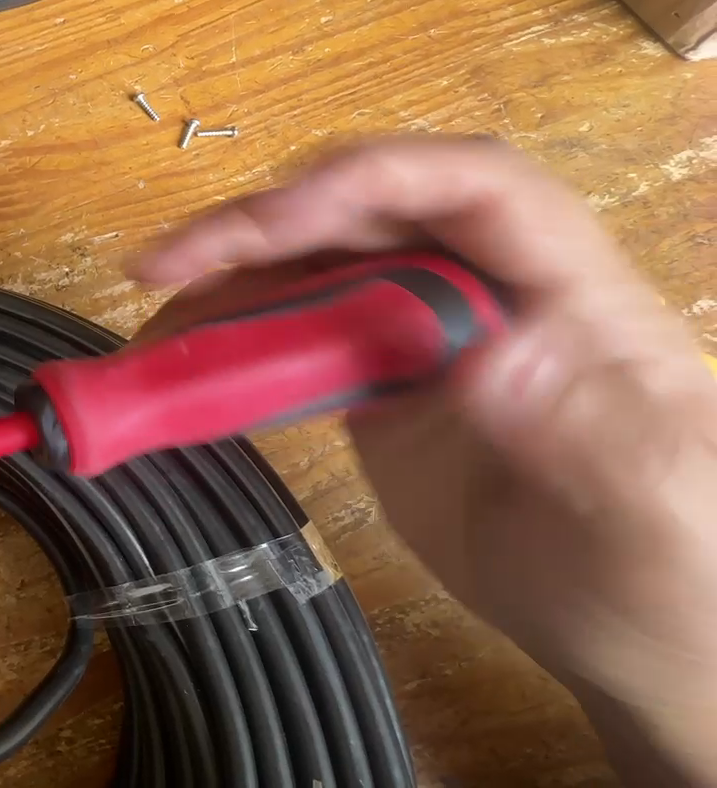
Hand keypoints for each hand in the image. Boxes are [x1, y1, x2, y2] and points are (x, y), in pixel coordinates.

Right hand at [130, 137, 716, 784]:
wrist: (622, 634)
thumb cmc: (665, 579)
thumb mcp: (658, 521)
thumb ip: (596, 433)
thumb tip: (488, 355)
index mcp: (562, 291)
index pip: (467, 186)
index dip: (363, 180)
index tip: (271, 221)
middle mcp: (475, 289)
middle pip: (353, 215)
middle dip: (251, 227)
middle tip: (161, 265)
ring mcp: (413, 330)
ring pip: (300, 266)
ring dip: (217, 280)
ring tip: (150, 315)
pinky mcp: (365, 370)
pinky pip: (282, 328)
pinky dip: (220, 334)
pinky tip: (177, 355)